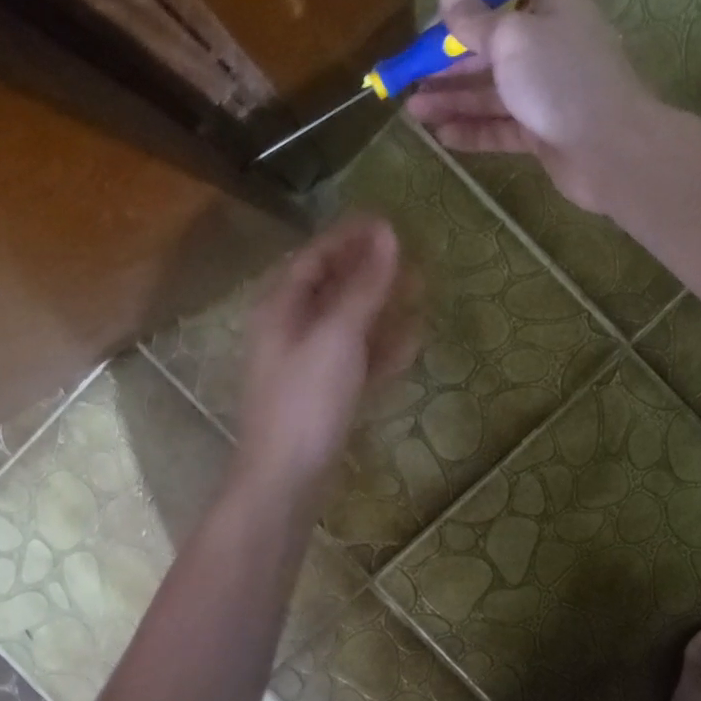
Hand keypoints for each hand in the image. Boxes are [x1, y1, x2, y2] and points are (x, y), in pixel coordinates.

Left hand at [235, 216, 421, 493]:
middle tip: (412, 257)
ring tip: (420, 291)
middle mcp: (289, 331)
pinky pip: (356, 359)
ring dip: (380, 307)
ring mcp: (307, 366)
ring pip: (347, 325)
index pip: (314, 257)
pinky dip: (380, 346)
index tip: (390, 222)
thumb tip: (389, 235)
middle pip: (330, 288)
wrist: (287, 478)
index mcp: (280, 308)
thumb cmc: (306, 400)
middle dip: (369, 271)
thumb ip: (364, 286)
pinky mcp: (325, 396)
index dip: (349, 236)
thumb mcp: (337, 336)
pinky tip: (411, 341)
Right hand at [407, 0, 653, 213]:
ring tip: (414, 108)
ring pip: (496, 86)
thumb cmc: (561, 79)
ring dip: (454, 95)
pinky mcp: (545, 131)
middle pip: (501, 35)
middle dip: (457, 50)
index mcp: (559, 3)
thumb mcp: (511, 40)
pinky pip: (503, 126)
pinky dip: (473, 129)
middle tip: (417, 65)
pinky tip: (441, 135)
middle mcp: (555, 43)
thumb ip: (475, 21)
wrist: (610, 150)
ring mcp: (550, 90)